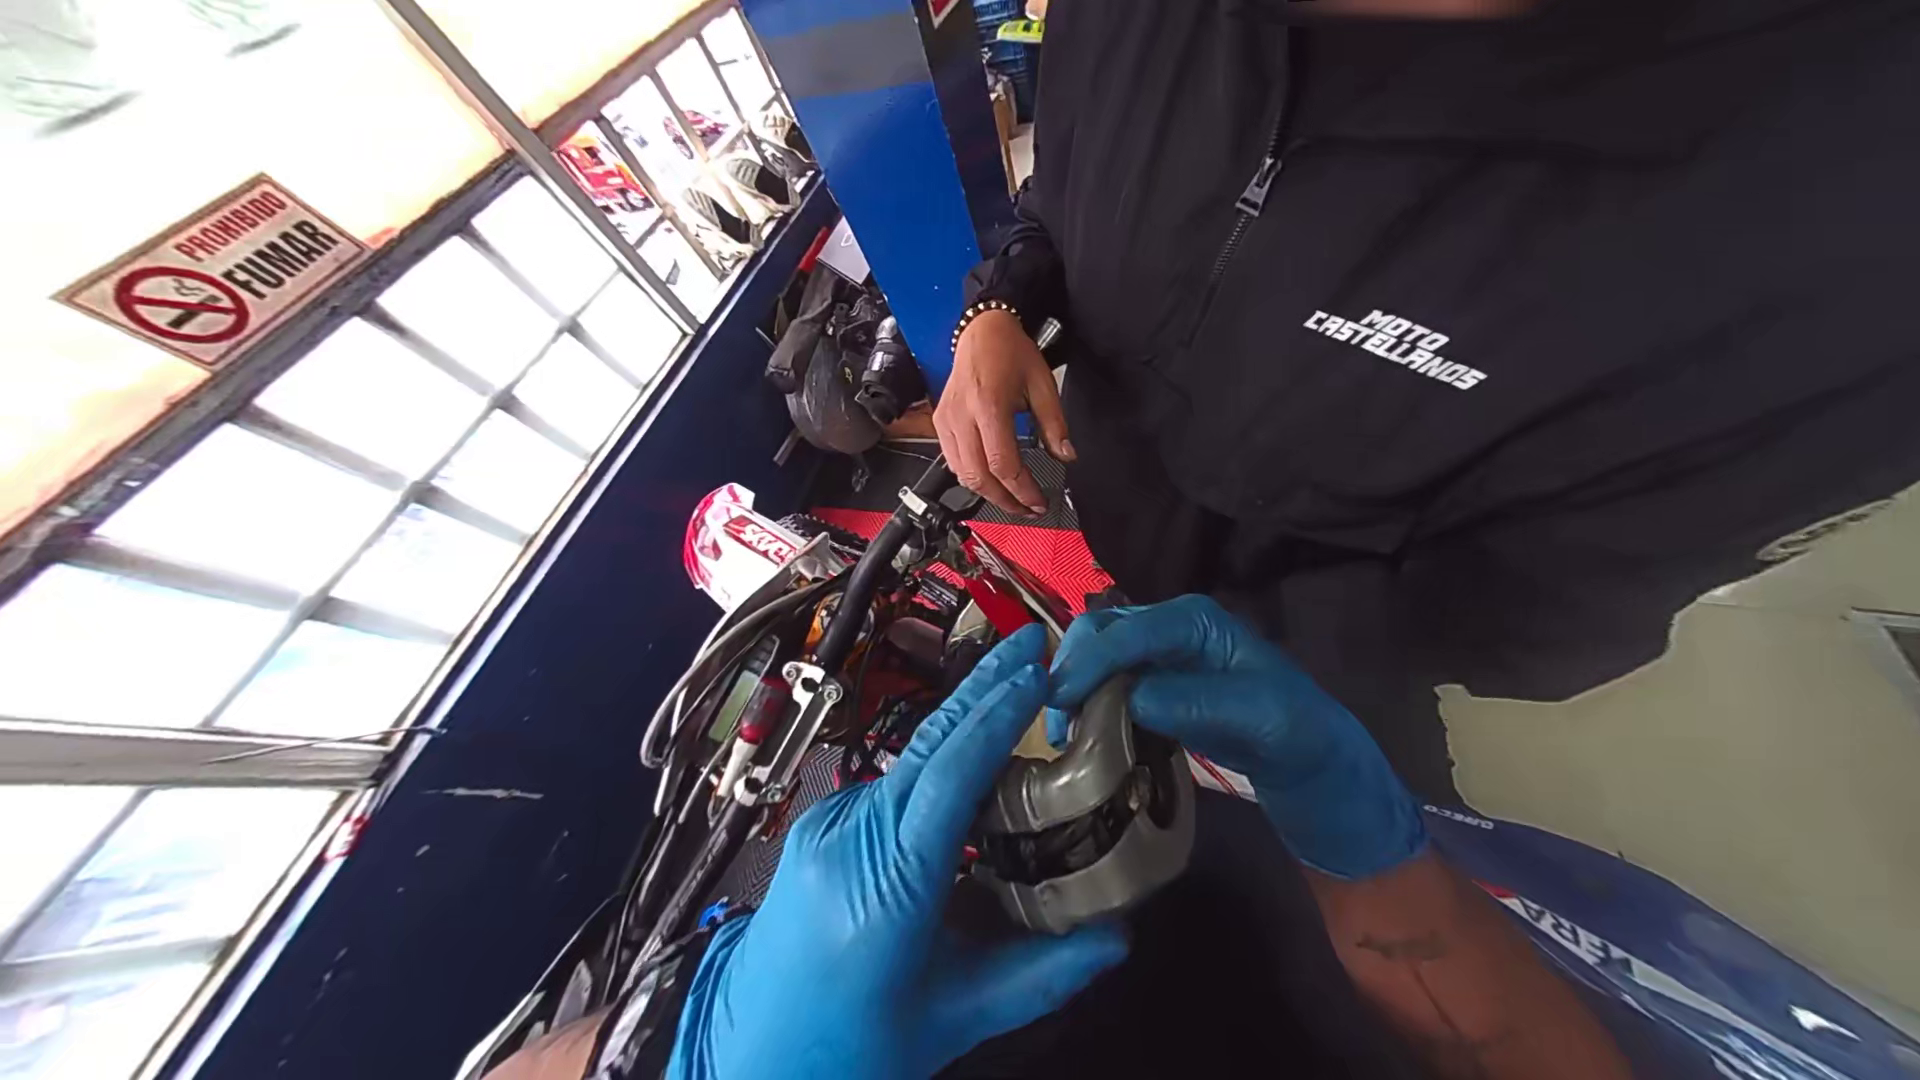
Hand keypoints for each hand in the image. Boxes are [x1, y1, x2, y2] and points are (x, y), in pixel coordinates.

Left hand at [670, 625, 1127, 1079]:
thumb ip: (1040, 974)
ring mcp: (828, 822)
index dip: (995, 717)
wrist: (745, 1054)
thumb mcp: (954, 1019)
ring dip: (967, 720)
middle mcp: (851, 834)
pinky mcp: (820, 822)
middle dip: (984, 684)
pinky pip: (893, 779)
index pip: (949, 776)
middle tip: (1031, 642)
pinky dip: (939, 759)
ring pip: (912, 756)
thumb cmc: (850, 1050)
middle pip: (929, 743)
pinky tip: (971, 756)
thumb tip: (1117, 939)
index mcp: (889, 884)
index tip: (1036, 673)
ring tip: (1017, 688)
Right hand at [935, 309, 1072, 514]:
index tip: (1038, 502)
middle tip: (1027, 509)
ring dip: (988, 494)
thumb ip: (1054, 424)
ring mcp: (947, 422)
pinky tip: (990, 481)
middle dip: (1005, 500)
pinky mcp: (940, 424)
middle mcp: (963, 416)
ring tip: (1011, 500)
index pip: (1003, 464)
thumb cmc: (1009, 353)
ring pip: (963, 475)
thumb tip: (1065, 455)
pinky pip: (952, 463)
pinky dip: (971, 478)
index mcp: (989, 405)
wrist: (981, 332)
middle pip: (979, 477)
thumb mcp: (1043, 384)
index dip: (1022, 490)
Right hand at [1047, 595, 1426, 880]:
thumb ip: (1193, 702)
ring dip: (1073, 685)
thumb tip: (1128, 698)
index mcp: (1194, 621)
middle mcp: (1169, 627)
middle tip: (1056, 717)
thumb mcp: (1257, 716)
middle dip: (1072, 668)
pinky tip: (1080, 729)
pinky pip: (1107, 682)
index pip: (1127, 631)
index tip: (1060, 701)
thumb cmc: (1298, 733)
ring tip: (1063, 730)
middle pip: (1101, 632)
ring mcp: (1158, 655)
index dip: (1089, 662)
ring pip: (1097, 655)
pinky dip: (1087, 701)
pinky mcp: (1153, 683)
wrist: (1314, 764)